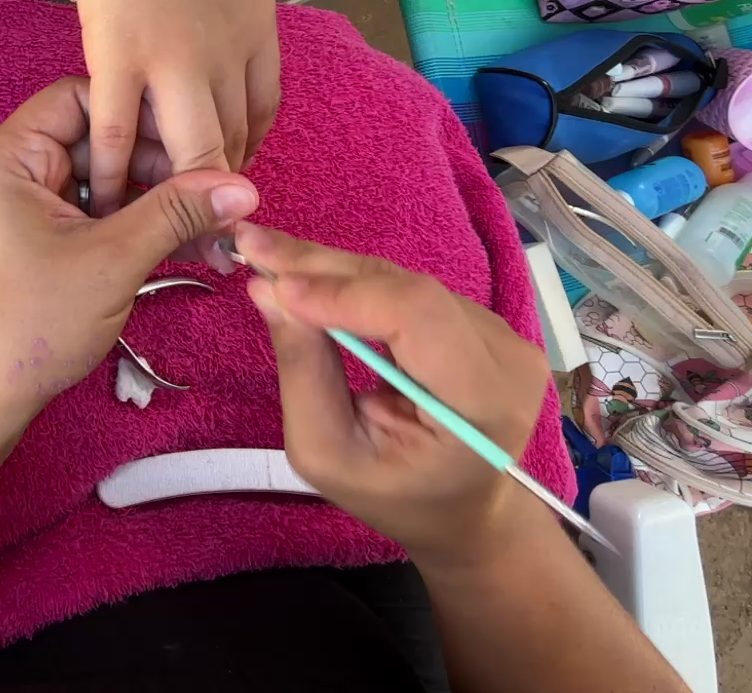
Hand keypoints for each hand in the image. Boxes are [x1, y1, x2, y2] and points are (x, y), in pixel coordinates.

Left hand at [0, 78, 259, 428]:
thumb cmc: (31, 323)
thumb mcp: (112, 259)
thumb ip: (176, 213)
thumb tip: (242, 186)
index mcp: (9, 158)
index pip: (80, 98)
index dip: (137, 111)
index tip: (192, 135)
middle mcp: (16, 171)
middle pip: (99, 140)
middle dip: (157, 166)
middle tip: (212, 192)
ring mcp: (32, 205)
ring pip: (107, 179)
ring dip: (155, 200)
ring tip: (208, 224)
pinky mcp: (48, 236)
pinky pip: (100, 212)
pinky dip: (137, 224)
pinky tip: (186, 242)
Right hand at [37, 0, 279, 218]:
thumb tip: (163, 3)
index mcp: (257, 16)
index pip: (262, 104)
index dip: (244, 145)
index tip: (223, 165)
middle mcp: (232, 46)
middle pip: (236, 138)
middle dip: (220, 187)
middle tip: (199, 221)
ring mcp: (181, 52)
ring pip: (193, 150)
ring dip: (174, 197)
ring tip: (154, 228)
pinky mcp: (123, 47)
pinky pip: (124, 130)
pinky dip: (116, 173)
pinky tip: (104, 199)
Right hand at [234, 223, 552, 568]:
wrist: (457, 507)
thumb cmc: (392, 494)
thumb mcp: (326, 452)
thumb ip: (302, 371)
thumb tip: (266, 289)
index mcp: (482, 403)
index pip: (416, 317)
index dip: (343, 293)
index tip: (273, 285)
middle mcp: (502, 353)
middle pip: (401, 286)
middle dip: (317, 266)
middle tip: (248, 245)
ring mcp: (495, 328)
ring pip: (394, 277)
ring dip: (324, 267)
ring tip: (265, 254)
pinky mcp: (473, 315)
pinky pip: (396, 283)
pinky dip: (342, 278)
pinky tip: (301, 273)